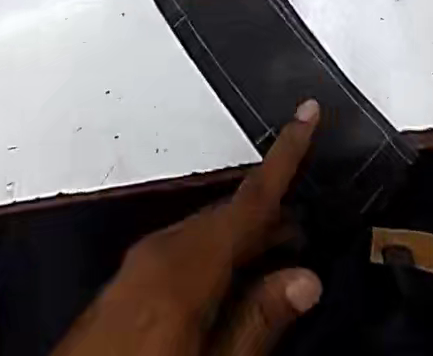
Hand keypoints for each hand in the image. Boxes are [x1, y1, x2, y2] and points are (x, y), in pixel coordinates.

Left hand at [50, 100, 324, 355]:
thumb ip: (258, 321)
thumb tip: (305, 278)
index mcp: (186, 267)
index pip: (251, 197)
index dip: (287, 152)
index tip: (307, 112)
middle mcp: (160, 253)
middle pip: (232, 214)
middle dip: (273, 215)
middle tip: (308, 230)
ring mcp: (137, 267)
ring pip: (208, 232)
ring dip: (246, 237)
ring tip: (277, 256)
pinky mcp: (124, 285)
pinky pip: (183, 250)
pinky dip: (216, 254)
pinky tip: (227, 282)